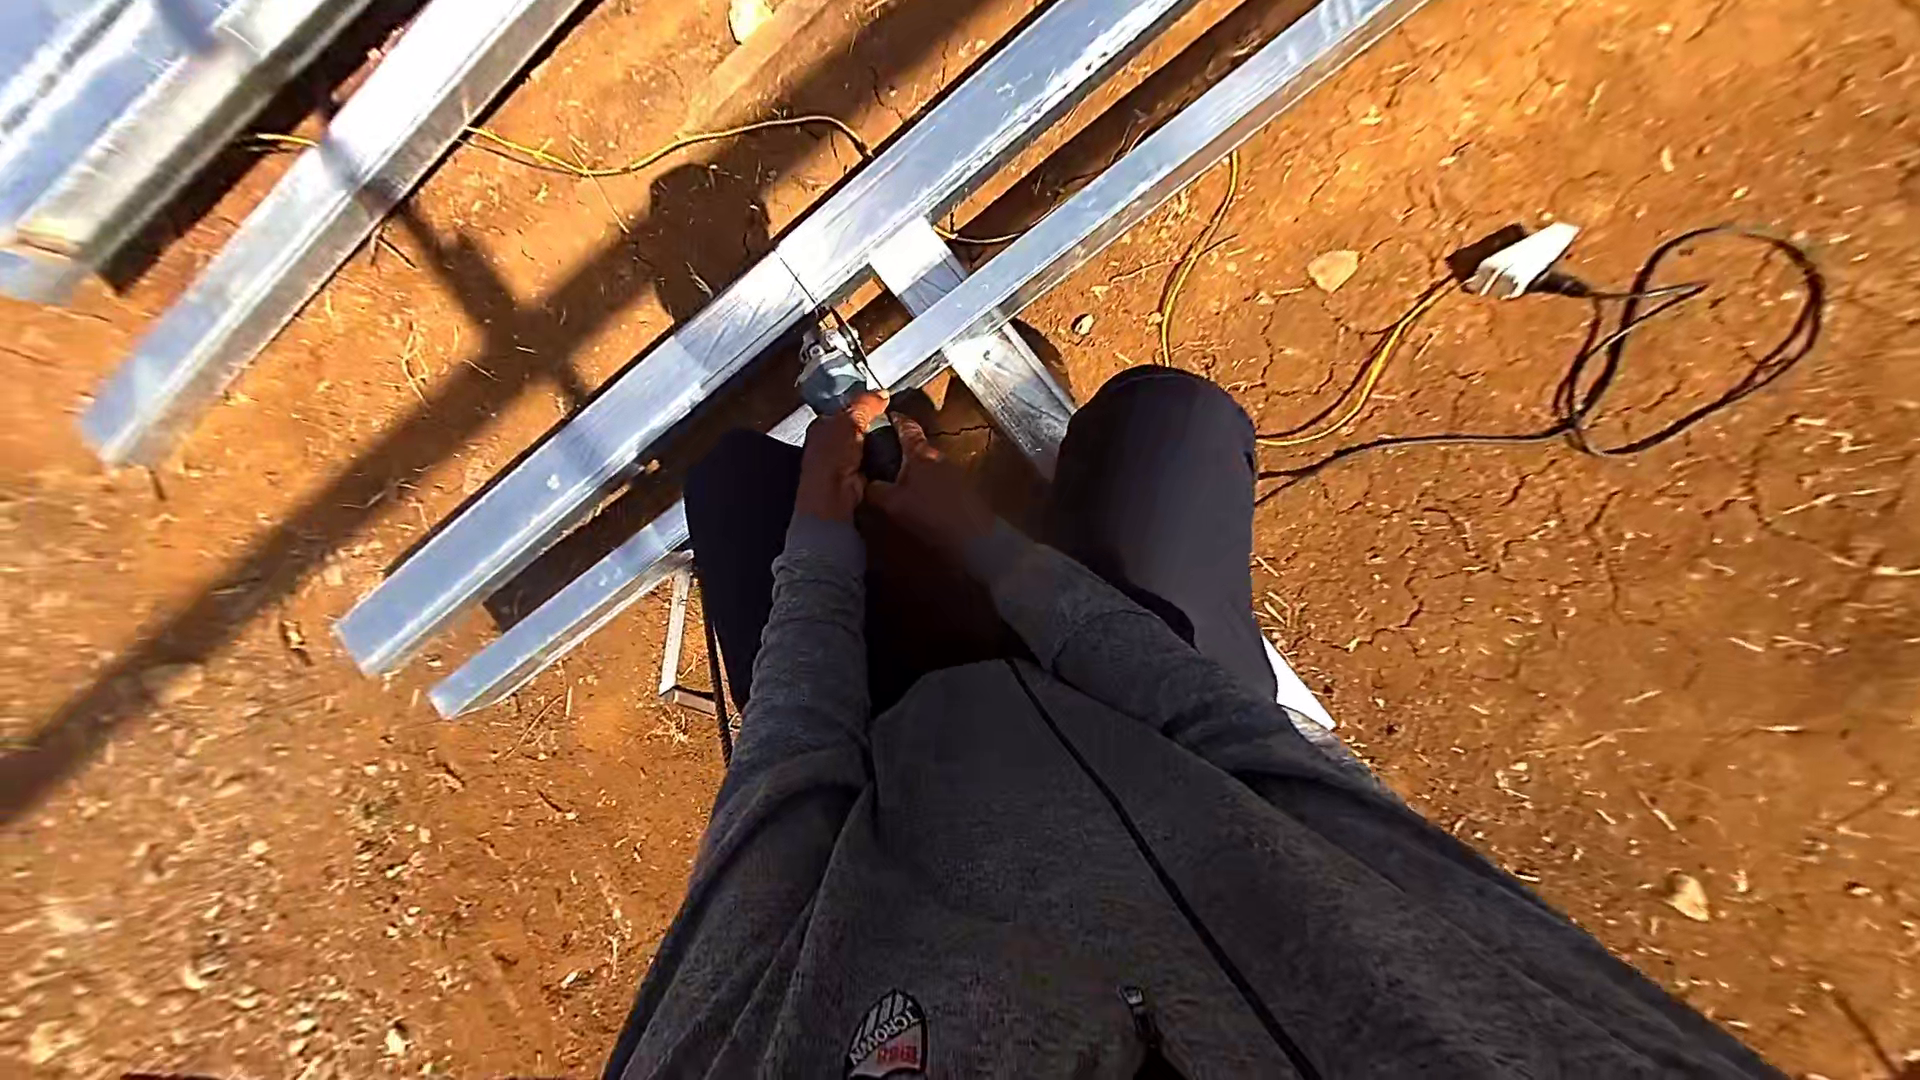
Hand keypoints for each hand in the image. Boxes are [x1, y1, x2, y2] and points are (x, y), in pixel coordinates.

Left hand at [795, 391, 887, 522]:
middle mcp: (830, 445)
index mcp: (822, 426)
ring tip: (896, 438)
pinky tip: (892, 457)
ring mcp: (844, 463)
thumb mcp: (850, 420)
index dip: (861, 404)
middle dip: (873, 426)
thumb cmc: (830, 457)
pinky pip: (875, 463)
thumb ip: (865, 404)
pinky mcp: (857, 478)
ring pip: (867, 447)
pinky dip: (883, 461)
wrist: (835, 495)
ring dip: (880, 444)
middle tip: (892, 421)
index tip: (880, 401)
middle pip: (857, 429)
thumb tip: (882, 394)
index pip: (843, 409)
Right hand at [864, 415, 994, 553]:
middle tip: (882, 459)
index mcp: (921, 454)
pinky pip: (938, 483)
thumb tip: (865, 484)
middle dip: (901, 452)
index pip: (907, 428)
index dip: (895, 419)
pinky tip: (918, 502)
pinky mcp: (963, 493)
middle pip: (917, 449)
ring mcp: (954, 475)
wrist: (973, 539)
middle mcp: (939, 458)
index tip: (887, 414)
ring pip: (927, 467)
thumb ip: (875, 490)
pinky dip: (926, 487)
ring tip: (897, 485)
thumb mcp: (892, 503)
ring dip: (914, 472)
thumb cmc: (930, 515)